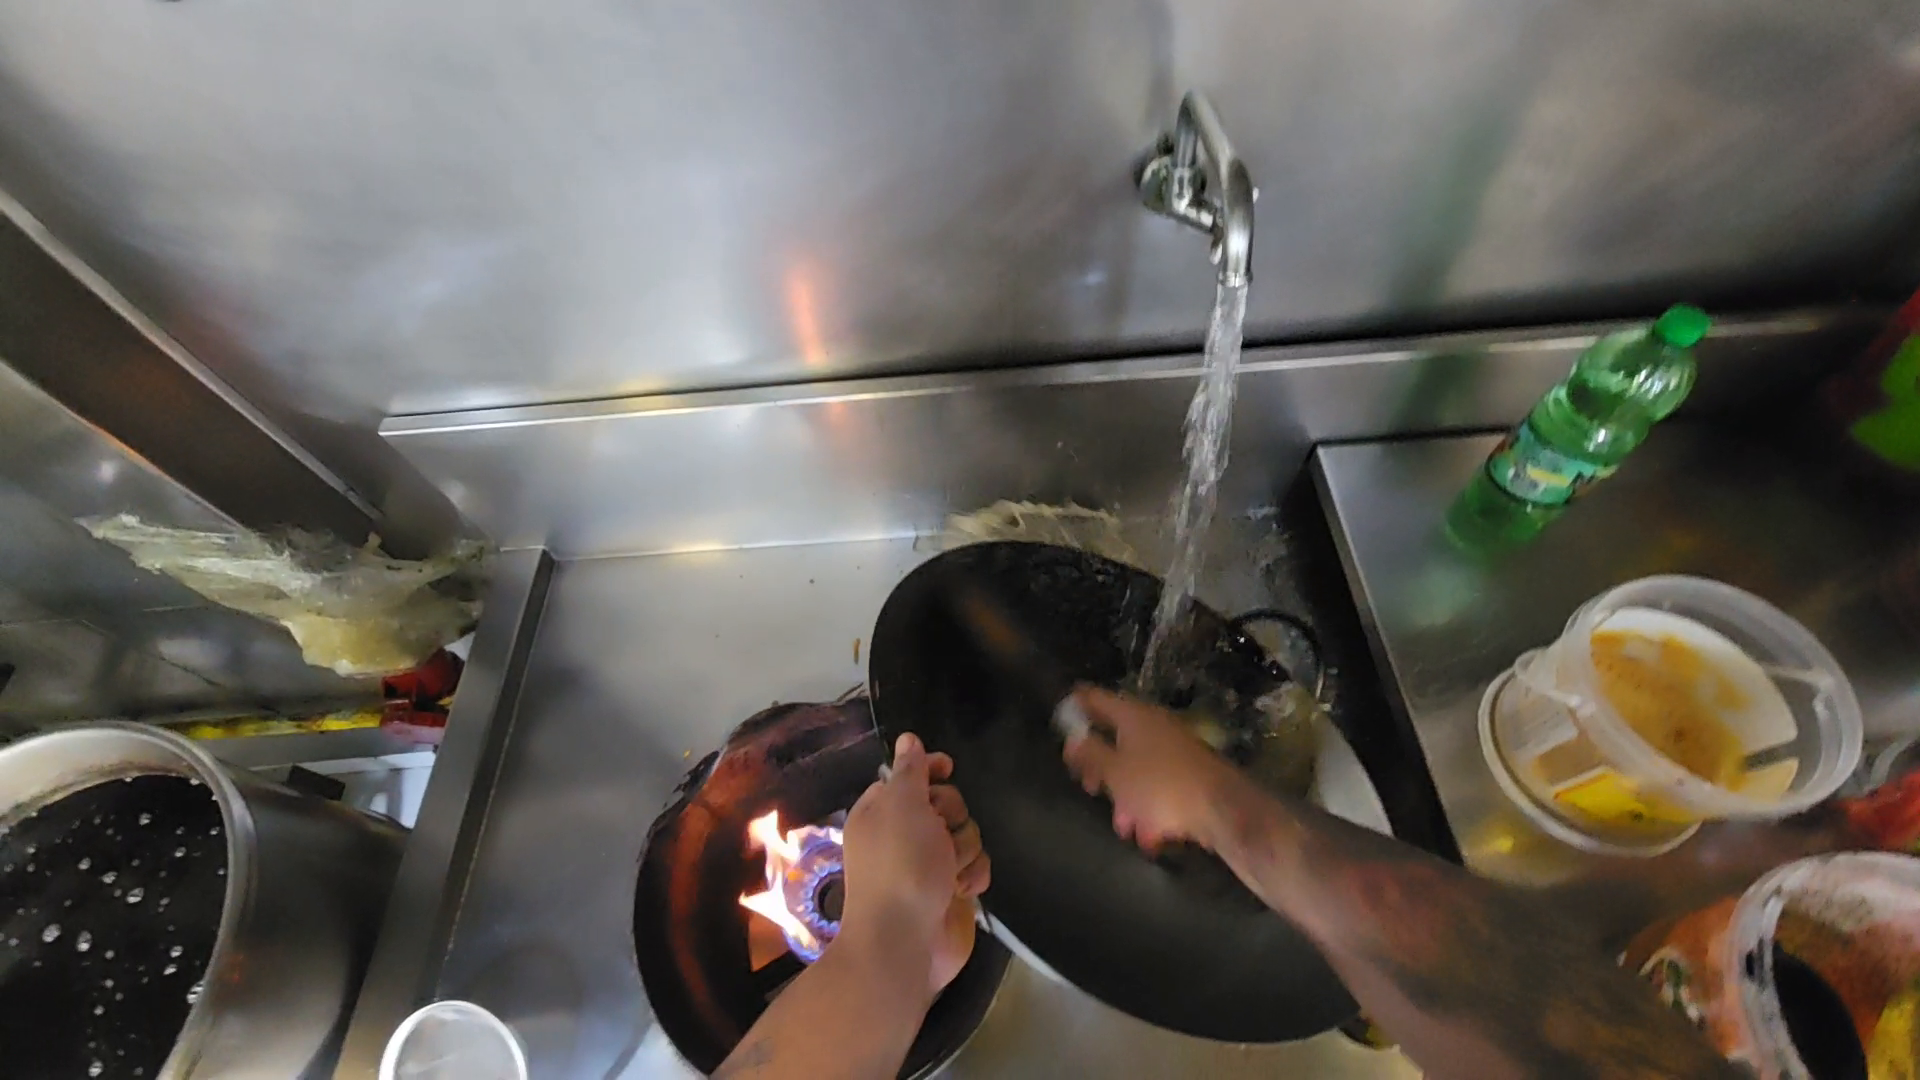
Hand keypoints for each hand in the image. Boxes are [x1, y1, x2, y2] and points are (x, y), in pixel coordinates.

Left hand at [840, 733, 990, 995]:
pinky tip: (961, 890)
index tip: (946, 769)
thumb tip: (908, 738)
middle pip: (947, 802)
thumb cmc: (900, 865)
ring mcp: (930, 864)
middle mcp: (905, 834)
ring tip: (948, 872)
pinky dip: (972, 876)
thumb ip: (910, 770)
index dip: (931, 770)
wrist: (905, 943)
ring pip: (966, 833)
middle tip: (938, 835)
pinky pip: (976, 865)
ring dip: (963, 850)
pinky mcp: (952, 890)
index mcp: (882, 810)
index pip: (911, 775)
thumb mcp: (902, 804)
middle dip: (951, 816)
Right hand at [1062, 686, 1245, 851]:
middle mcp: (1154, 725)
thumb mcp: (1115, 773)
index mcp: (1132, 716)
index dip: (1074, 706)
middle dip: (1101, 766)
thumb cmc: (1161, 787)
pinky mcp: (1190, 774)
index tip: (1059, 721)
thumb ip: (1090, 754)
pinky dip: (1150, 806)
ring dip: (1126, 795)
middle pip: (1116, 736)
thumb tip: (1072, 739)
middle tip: (1089, 787)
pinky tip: (1150, 835)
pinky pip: (1160, 785)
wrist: (1225, 811)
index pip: (1095, 698)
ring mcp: (1175, 749)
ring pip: (1138, 766)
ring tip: (1124, 826)